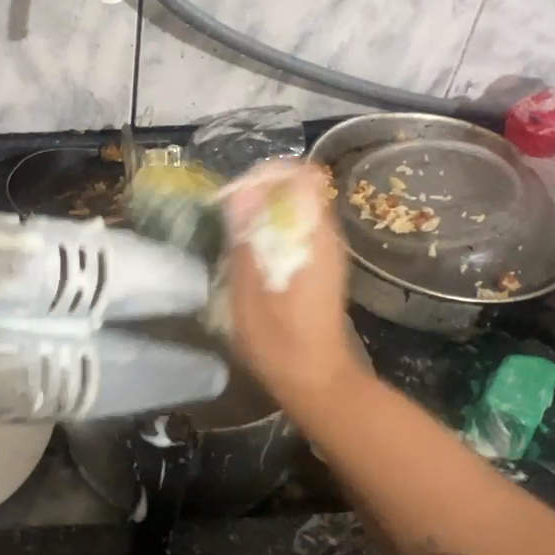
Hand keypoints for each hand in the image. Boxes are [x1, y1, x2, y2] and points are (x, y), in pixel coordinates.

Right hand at [217, 162, 362, 404]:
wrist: (315, 380)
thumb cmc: (278, 340)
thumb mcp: (250, 290)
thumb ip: (246, 237)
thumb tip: (240, 192)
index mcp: (313, 236)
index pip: (302, 176)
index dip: (268, 174)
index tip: (237, 192)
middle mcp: (326, 236)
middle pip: (298, 189)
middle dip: (261, 192)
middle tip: (228, 213)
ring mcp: (327, 252)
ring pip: (296, 210)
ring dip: (264, 212)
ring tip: (233, 232)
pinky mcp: (321, 267)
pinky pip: (297, 231)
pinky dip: (273, 231)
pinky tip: (250, 256)